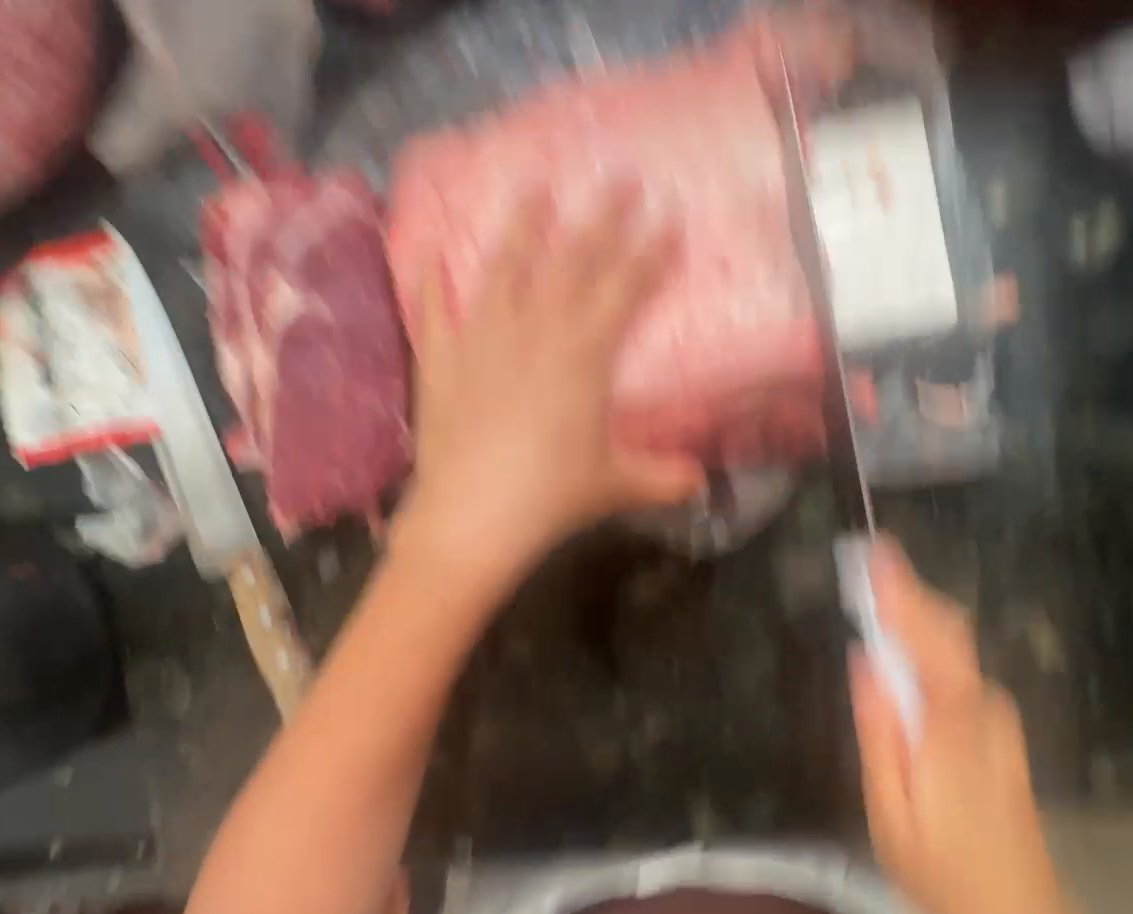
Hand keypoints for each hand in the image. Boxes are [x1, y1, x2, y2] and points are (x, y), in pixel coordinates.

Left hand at [395, 186, 704, 585]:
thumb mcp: (614, 486)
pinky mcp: (441, 361)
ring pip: (505, 269)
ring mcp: (482, 340)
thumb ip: (660, 478)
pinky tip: (433, 255)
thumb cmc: (550, 498)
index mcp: (584, 354)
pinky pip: (436, 311)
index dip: (650, 252)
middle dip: (602, 219)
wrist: (471, 517)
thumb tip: (700, 483)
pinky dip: (433, 283)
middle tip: (620, 178)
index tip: (669, 216)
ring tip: (533, 186)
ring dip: (521, 226)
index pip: (626, 288)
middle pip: (574, 263)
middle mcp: (535, 331)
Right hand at [848, 539, 1063, 913]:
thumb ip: (878, 730)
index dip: (898, 587)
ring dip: (917, 618)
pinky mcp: (1001, 736)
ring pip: (955, 649)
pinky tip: (904, 655)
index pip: (927, 633)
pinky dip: (930, 648)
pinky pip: (960, 672)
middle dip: (907, 592)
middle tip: (864, 567)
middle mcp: (986, 709)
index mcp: (953, 723)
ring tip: (874, 600)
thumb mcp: (888, 811)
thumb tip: (865, 658)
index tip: (872, 548)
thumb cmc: (942, 879)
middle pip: (948, 630)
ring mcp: (1000, 722)